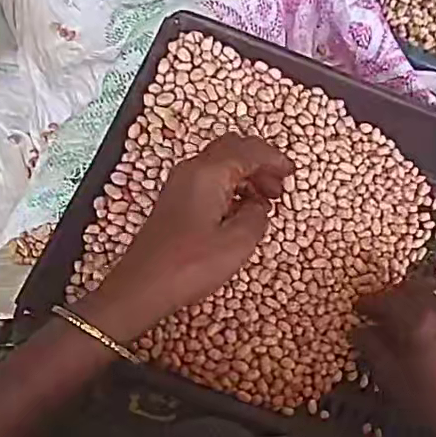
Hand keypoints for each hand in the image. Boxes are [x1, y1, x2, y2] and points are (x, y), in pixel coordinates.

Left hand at [79, 134, 294, 340]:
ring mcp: (180, 185)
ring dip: (246, 177)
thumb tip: (259, 206)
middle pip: (232, 149)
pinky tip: (240, 212)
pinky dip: (231, 189)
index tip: (293, 172)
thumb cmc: (189, 266)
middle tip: (280, 187)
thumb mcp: (237, 243)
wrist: (143, 287)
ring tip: (265, 203)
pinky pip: (209, 183)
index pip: (249, 150)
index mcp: (209, 173)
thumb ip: (257, 216)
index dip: (275, 159)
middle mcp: (192, 170)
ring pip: (220, 165)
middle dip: (260, 163)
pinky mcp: (175, 203)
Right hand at [355, 278, 435, 436]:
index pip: (385, 299)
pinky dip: (424, 311)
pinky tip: (416, 331)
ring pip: (426, 296)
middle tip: (373, 310)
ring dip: (407, 301)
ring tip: (393, 320)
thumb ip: (372, 347)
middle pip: (408, 290)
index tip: (357, 308)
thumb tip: (359, 331)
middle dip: (388, 297)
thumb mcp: (390, 376)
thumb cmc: (427, 401)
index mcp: (416, 321)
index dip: (368, 303)